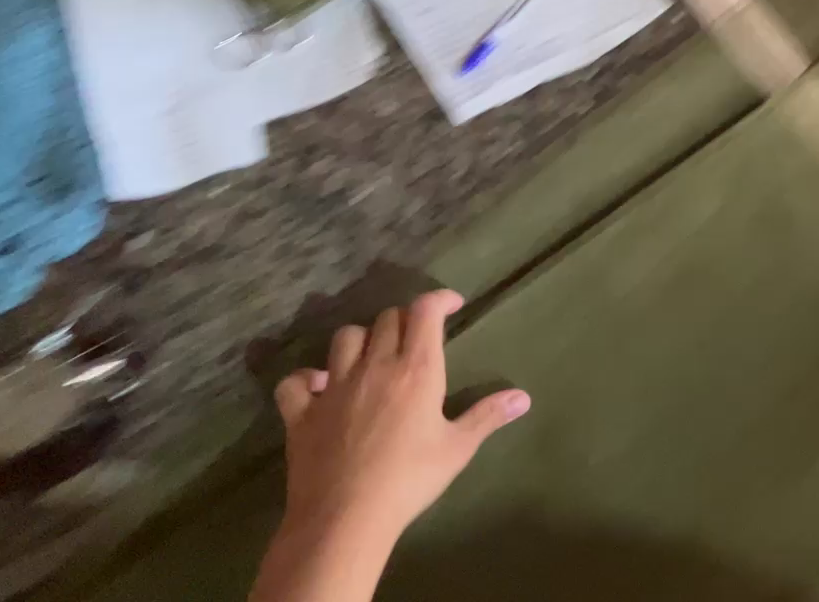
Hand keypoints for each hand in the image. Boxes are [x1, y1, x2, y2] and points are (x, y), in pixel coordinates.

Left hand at [272, 289, 531, 541]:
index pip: (424, 311)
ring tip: (372, 357)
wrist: (344, 520)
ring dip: (361, 340)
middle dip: (405, 321)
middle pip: (387, 319)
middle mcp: (375, 367)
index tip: (452, 305)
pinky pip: (295, 382)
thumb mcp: (458, 447)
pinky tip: (319, 388)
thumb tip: (523, 397)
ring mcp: (334, 388)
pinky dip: (306, 379)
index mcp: (417, 369)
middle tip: (417, 339)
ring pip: (344, 338)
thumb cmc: (409, 479)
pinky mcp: (301, 414)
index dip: (439, 299)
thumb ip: (488, 416)